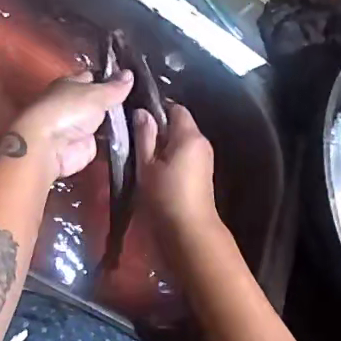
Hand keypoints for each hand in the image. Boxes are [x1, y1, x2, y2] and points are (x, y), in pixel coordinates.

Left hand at [8, 71, 132, 178]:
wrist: (51, 145)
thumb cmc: (69, 109)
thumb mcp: (96, 93)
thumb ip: (115, 87)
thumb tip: (130, 74)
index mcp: (72, 84)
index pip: (93, 77)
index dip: (111, 78)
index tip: (133, 79)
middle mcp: (75, 104)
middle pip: (102, 101)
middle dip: (120, 102)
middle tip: (144, 100)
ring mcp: (81, 127)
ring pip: (107, 121)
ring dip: (122, 122)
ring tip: (145, 116)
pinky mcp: (87, 147)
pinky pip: (108, 141)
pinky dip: (120, 140)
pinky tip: (137, 135)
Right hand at [131, 102, 218, 234]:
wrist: (190, 232)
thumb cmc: (165, 197)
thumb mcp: (147, 165)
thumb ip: (144, 136)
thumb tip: (142, 112)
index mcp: (189, 135)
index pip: (175, 108)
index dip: (156, 110)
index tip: (136, 121)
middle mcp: (202, 142)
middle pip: (179, 124)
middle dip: (159, 130)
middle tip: (135, 141)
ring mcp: (205, 159)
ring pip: (181, 141)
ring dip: (164, 146)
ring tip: (143, 158)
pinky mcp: (203, 174)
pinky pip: (186, 156)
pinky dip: (172, 158)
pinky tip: (156, 172)